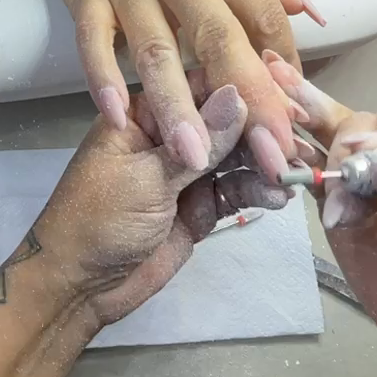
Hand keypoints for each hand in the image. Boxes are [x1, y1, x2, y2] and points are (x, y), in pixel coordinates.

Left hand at [28, 83, 291, 327]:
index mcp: (143, 115)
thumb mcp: (148, 177)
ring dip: (264, 166)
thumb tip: (238, 93)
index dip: (242, 95)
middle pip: (225, 124)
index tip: (282, 104)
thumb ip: (199, 142)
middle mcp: (168, 137)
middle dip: (261, 135)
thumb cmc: (99, 219)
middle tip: (297, 147)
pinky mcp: (198, 207)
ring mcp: (185, 173)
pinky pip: (234, 192)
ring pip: (235, 159)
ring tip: (294, 176)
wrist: (79, 285)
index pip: (199, 90)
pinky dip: (256, 193)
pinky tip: (278, 198)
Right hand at [41, 0, 323, 186]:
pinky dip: (103, 80)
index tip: (296, 116)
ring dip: (176, 105)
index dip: (282, 67)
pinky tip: (118, 118)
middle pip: (218, 40)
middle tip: (269, 156)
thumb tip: (309, 12)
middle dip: (248, 101)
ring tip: (194, 156)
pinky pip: (93, 43)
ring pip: (155, 50)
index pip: (263, 15)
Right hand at [265, 60, 376, 366]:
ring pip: (331, 137)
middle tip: (347, 190)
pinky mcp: (336, 199)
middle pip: (368, 120)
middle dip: (352, 150)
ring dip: (319, 157)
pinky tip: (274, 150)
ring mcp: (370, 174)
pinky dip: (290, 158)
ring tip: (325, 197)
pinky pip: (309, 167)